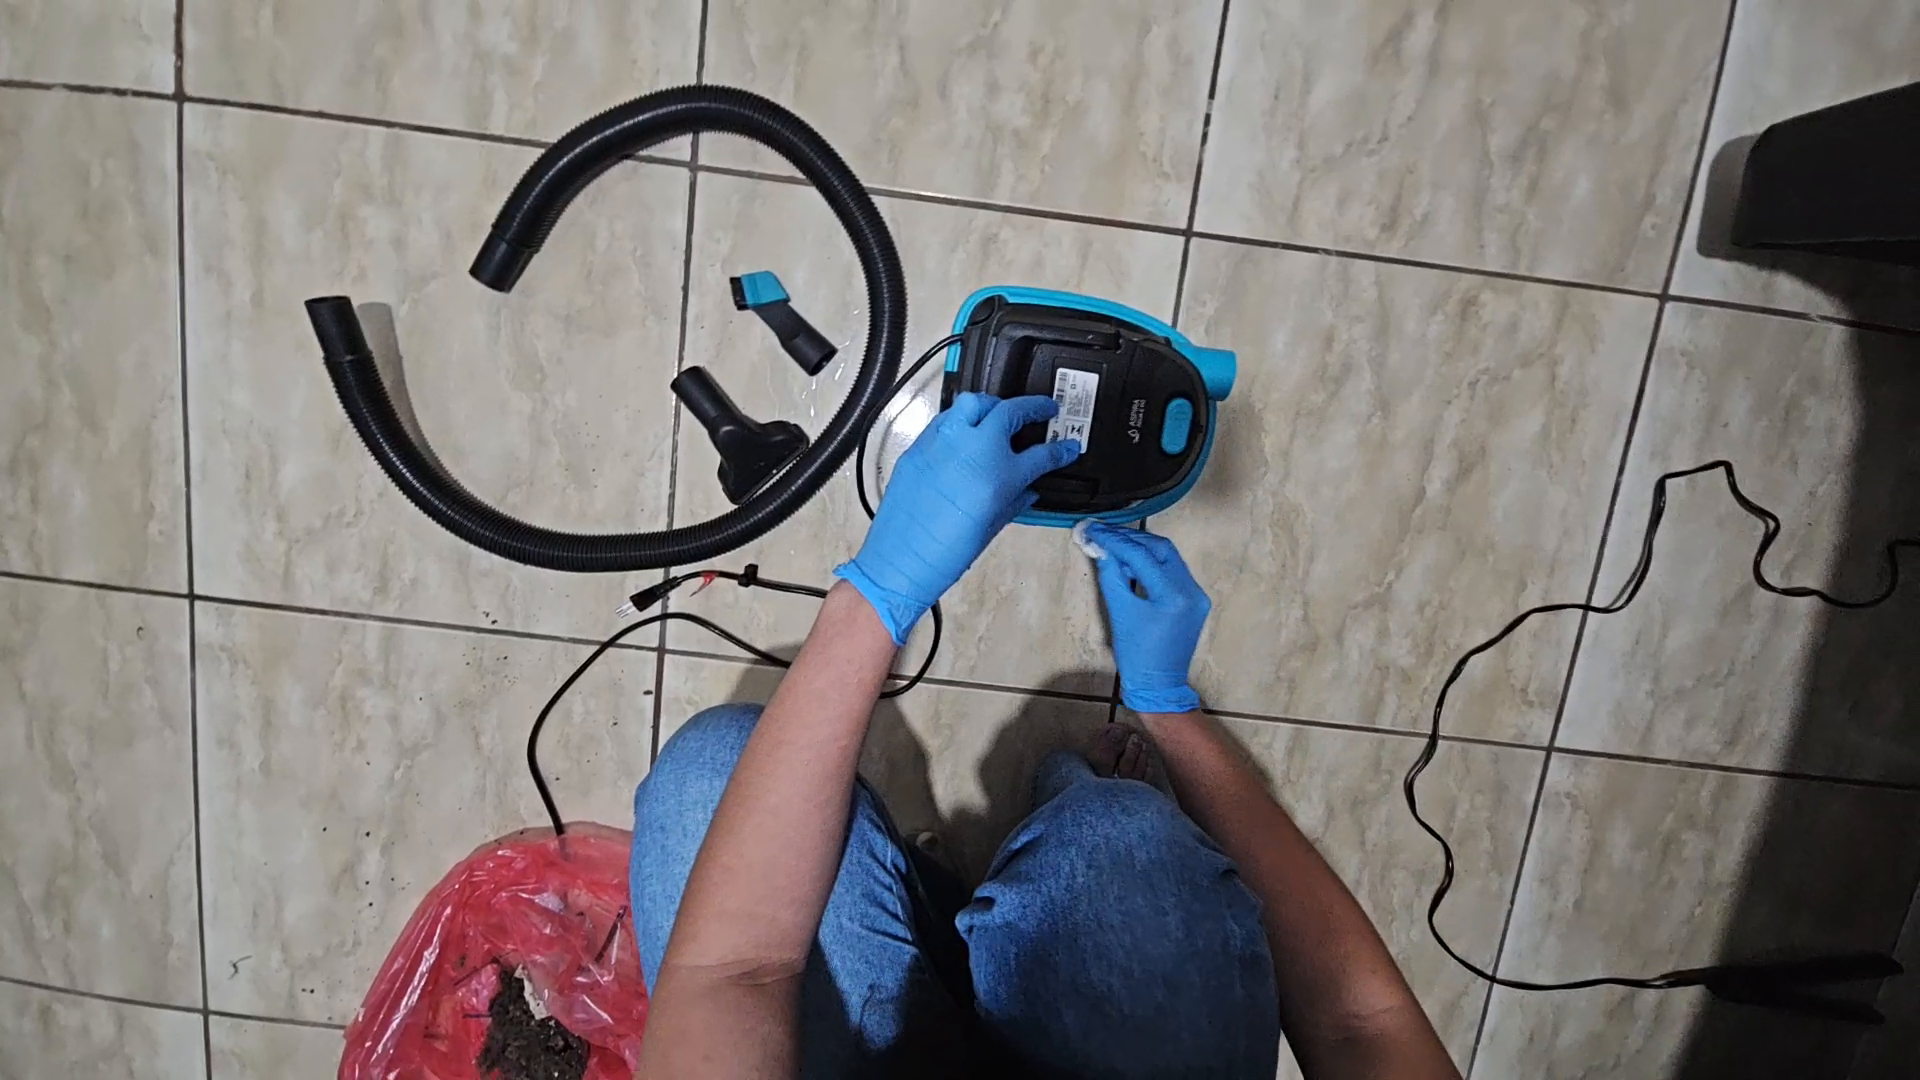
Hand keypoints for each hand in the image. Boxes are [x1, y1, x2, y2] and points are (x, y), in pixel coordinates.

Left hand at [836, 393, 1079, 644]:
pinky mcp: (919, 446)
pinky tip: (965, 435)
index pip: (1041, 454)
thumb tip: (1028, 488)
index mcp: (998, 476)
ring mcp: (943, 443)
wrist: (901, 561)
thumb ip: (1015, 502)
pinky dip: (961, 421)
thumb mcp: (992, 528)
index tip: (1069, 446)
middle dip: (1033, 408)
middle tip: (1044, 411)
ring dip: (992, 405)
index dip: (1060, 450)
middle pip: (1009, 412)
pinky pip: (945, 419)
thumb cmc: (948, 553)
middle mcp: (972, 450)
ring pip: (972, 403)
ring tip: (1000, 416)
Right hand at [1085, 524, 1209, 713]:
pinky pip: (1172, 572)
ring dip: (1142, 548)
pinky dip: (1152, 563)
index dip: (1115, 540)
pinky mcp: (1194, 600)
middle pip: (1161, 548)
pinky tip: (1132, 562)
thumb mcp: (1119, 613)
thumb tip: (1103, 550)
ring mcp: (1196, 594)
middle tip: (1104, 532)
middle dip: (1130, 538)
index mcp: (1173, 595)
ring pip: (1168, 557)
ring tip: (1115, 543)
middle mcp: (1191, 589)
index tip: (1094, 530)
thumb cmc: (1136, 654)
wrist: (1158, 685)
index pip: (1141, 556)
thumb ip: (1111, 576)